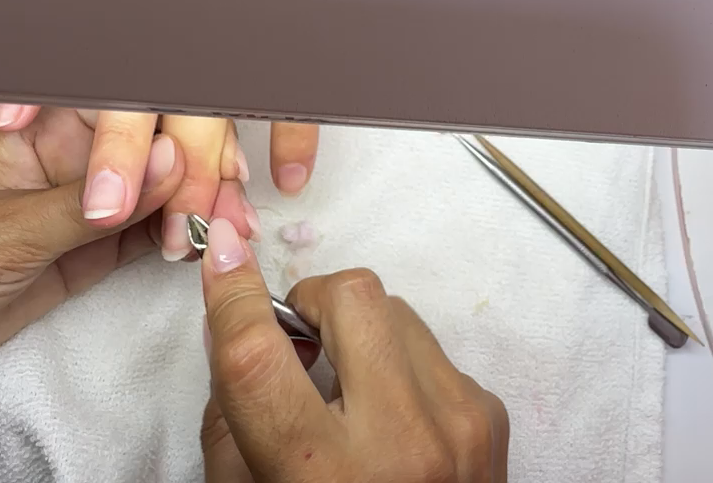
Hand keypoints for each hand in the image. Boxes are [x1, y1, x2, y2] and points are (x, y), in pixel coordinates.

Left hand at [0, 106, 252, 404]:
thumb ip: (90, 204)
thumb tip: (176, 161)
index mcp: (44, 127)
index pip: (128, 110)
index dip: (175, 131)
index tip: (202, 172)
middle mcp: (73, 157)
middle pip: (156, 146)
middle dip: (201, 170)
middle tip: (229, 210)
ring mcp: (81, 203)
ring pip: (160, 189)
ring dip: (200, 205)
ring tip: (232, 231)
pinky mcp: (84, 249)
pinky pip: (145, 231)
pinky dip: (179, 235)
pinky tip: (206, 242)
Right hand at [197, 219, 509, 481]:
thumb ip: (236, 420)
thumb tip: (242, 328)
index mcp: (323, 478)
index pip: (262, 360)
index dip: (233, 297)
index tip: (222, 252)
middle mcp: (403, 440)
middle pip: (354, 297)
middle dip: (317, 299)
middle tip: (302, 337)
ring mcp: (459, 420)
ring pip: (398, 310)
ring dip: (364, 335)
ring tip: (354, 391)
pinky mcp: (491, 411)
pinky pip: (432, 349)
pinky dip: (404, 367)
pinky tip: (400, 422)